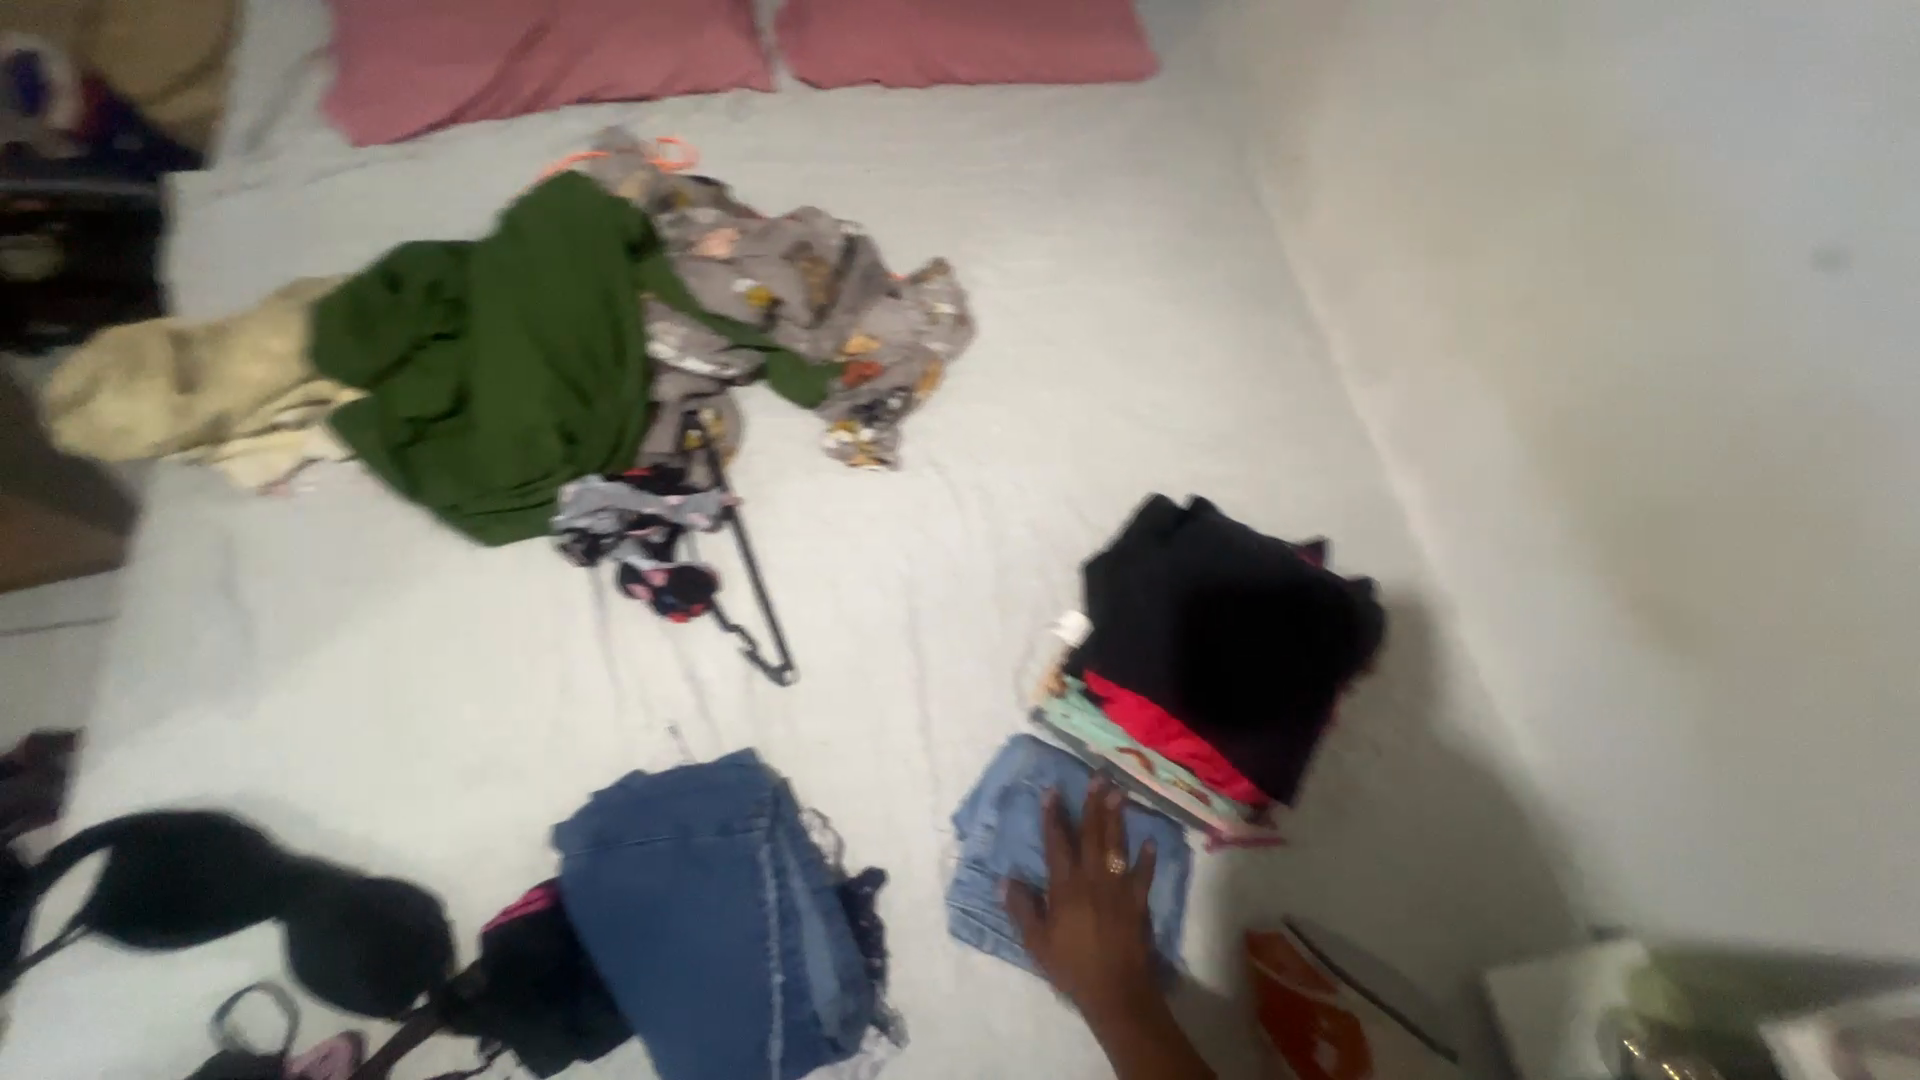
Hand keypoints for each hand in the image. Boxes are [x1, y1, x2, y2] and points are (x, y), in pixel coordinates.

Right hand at [1002, 778, 1160, 1019]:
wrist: (1116, 992)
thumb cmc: (1072, 967)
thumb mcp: (1036, 942)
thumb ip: (1021, 908)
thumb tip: (1004, 878)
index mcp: (1065, 886)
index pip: (1057, 843)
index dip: (1054, 816)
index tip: (1053, 790)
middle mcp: (1092, 879)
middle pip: (1092, 835)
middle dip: (1093, 805)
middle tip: (1098, 778)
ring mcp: (1119, 888)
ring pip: (1117, 846)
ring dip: (1118, 819)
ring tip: (1120, 794)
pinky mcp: (1138, 902)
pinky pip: (1144, 876)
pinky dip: (1148, 858)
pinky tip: (1151, 841)